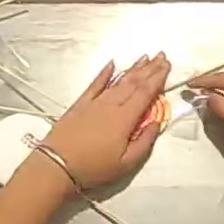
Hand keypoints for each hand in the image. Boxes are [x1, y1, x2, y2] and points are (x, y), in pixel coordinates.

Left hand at [40, 54, 170, 187]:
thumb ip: (144, 142)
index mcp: (124, 118)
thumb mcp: (126, 164)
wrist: (57, 165)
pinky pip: (94, 85)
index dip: (158, 78)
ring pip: (117, 81)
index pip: (145, 93)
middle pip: (133, 83)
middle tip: (161, 56)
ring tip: (144, 58)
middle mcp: (110, 105)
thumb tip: (157, 123)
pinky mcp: (80, 105)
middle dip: (149, 69)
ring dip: (132, 69)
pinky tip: (111, 64)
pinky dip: (104, 73)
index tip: (167, 65)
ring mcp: (94, 103)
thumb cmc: (94, 168)